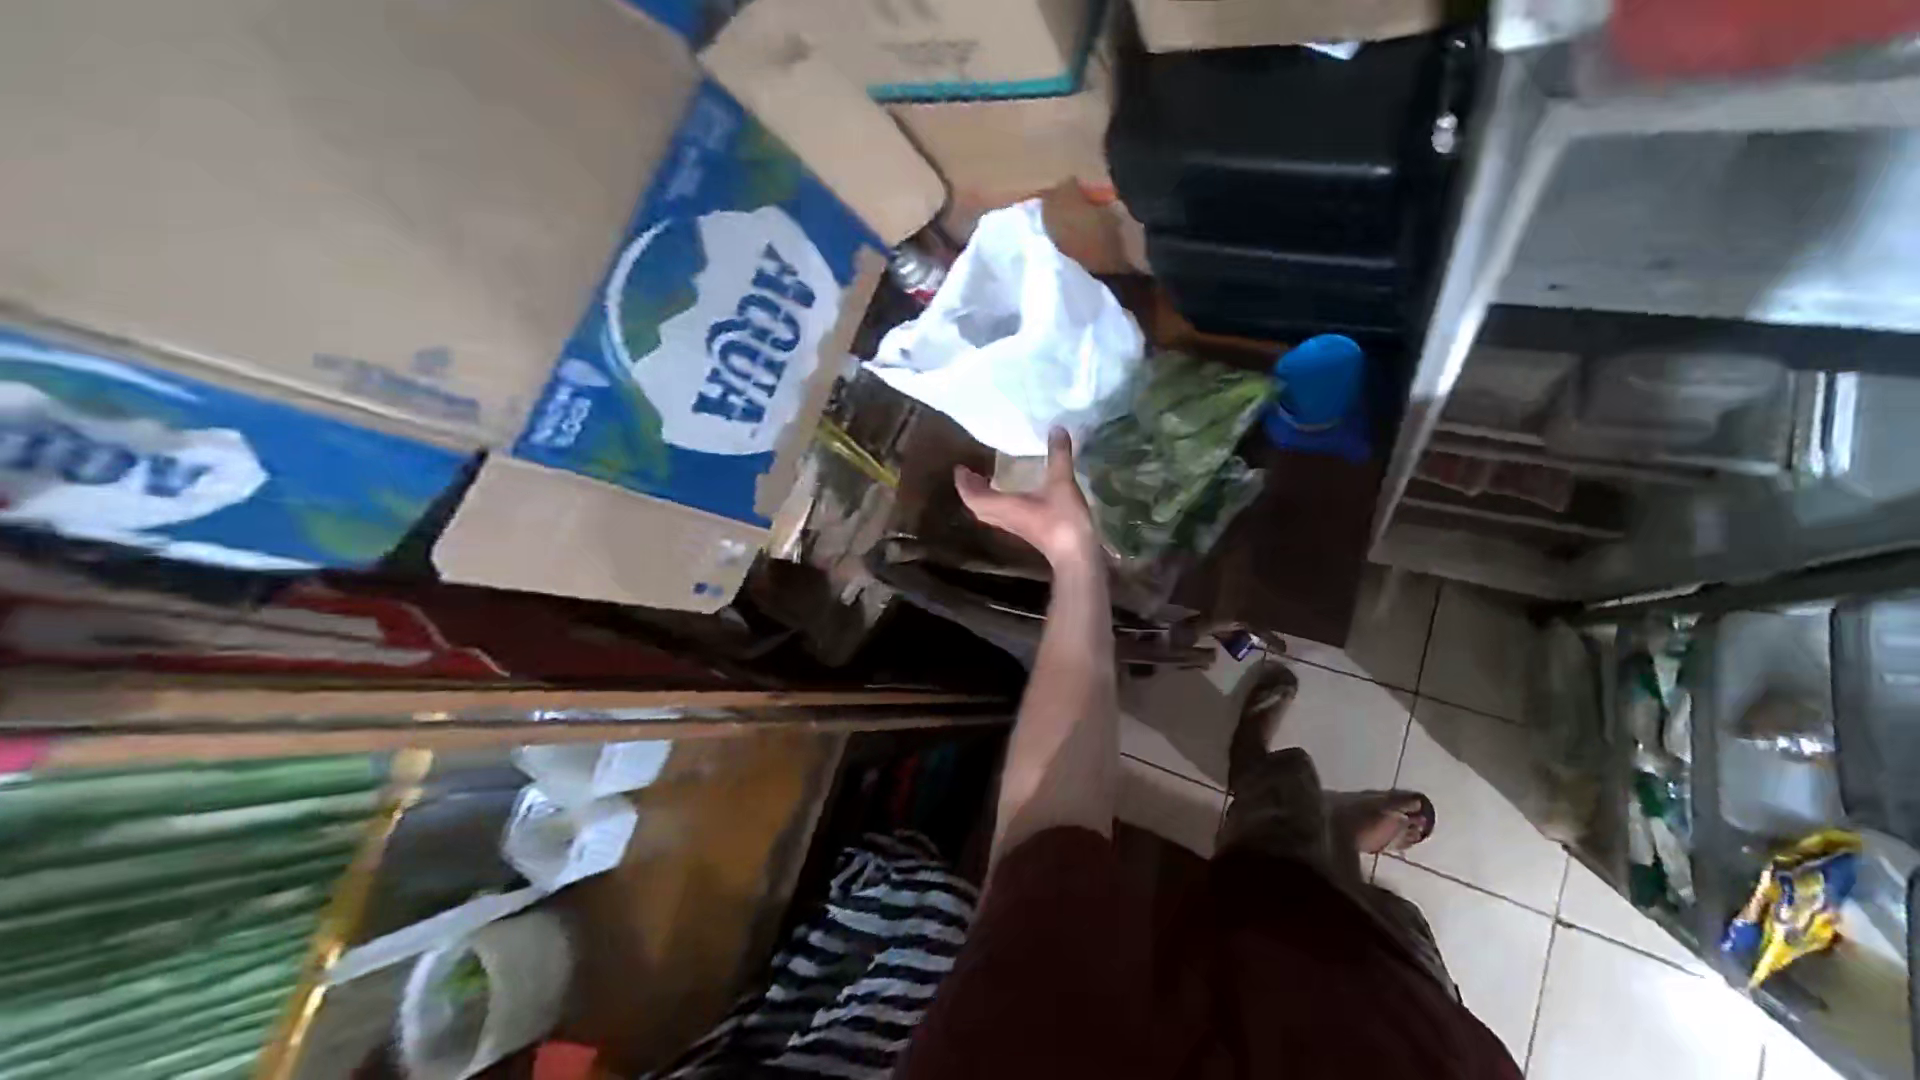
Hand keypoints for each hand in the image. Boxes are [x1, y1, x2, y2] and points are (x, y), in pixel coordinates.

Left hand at [954, 428, 1100, 569]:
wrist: (1075, 555)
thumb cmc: (1062, 519)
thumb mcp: (1061, 482)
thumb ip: (1058, 455)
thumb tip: (1056, 428)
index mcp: (1003, 506)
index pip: (972, 496)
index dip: (963, 483)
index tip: (960, 468)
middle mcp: (1004, 518)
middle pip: (977, 506)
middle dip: (971, 489)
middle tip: (971, 473)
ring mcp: (1015, 527)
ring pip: (989, 512)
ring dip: (984, 498)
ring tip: (988, 481)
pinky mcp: (1027, 532)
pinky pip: (1003, 516)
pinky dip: (999, 504)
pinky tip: (1012, 495)